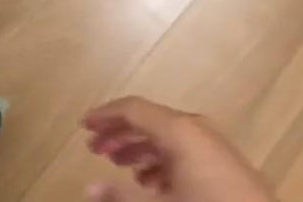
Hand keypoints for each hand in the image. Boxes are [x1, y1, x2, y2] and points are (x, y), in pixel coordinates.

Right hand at [81, 97, 273, 201]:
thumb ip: (123, 197)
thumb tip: (89, 189)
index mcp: (179, 129)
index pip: (134, 108)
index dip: (106, 114)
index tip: (82, 125)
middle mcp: (195, 127)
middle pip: (149, 120)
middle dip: (119, 132)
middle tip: (93, 148)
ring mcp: (211, 142)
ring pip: (165, 136)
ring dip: (138, 147)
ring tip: (116, 164)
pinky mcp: (221, 160)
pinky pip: (182, 150)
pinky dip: (159, 160)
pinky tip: (148, 181)